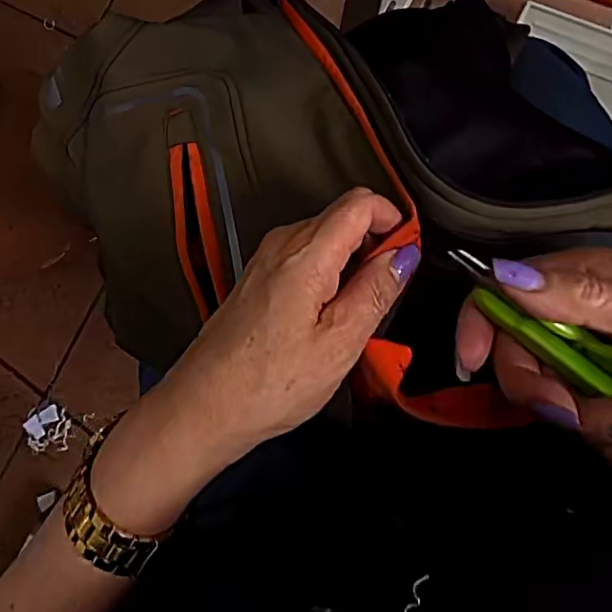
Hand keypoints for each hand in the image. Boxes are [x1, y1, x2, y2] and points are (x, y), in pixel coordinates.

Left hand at [91, 188, 418, 532]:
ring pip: (328, 233)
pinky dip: (332, 269)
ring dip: (355, 258)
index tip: (409, 250)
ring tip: (361, 309)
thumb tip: (404, 256)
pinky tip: (332, 312)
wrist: (202, 408)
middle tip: (391, 288)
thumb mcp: (339, 342)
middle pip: (345, 215)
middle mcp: (282, 243)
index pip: (361, 203)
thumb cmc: (264, 384)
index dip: (395, 219)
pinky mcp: (261, 274)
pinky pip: (307, 253)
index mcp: (305, 254)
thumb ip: (377, 290)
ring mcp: (268, 257)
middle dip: (377, 241)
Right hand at [455, 247, 611, 481]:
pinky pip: (601, 436)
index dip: (487, 322)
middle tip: (575, 408)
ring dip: (605, 424)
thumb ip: (586, 299)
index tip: (474, 362)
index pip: (516, 289)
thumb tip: (508, 274)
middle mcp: (600, 319)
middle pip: (528, 353)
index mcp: (603, 280)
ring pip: (564, 402)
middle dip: (549, 389)